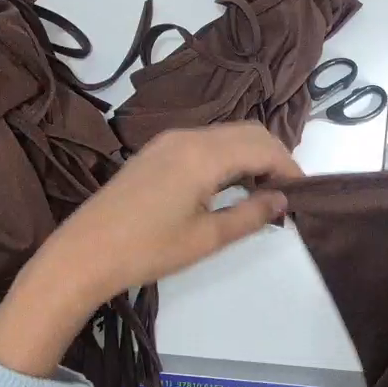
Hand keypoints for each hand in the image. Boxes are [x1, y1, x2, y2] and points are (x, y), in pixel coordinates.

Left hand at [0, 124, 300, 375]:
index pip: (264, 148)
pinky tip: (230, 186)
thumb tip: (283, 200)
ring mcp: (169, 140)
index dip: (289, 168)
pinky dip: (228, 156)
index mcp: (204, 155)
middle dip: (275, 157)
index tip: (303, 195)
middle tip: (287, 194)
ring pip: (227, 134)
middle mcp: (188, 136)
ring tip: (263, 194)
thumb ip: (251, 214)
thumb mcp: (208, 238)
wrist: (84, 254)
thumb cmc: (148, 250)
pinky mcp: (156, 151)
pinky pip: (206, 142)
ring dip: (252, 156)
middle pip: (248, 132)